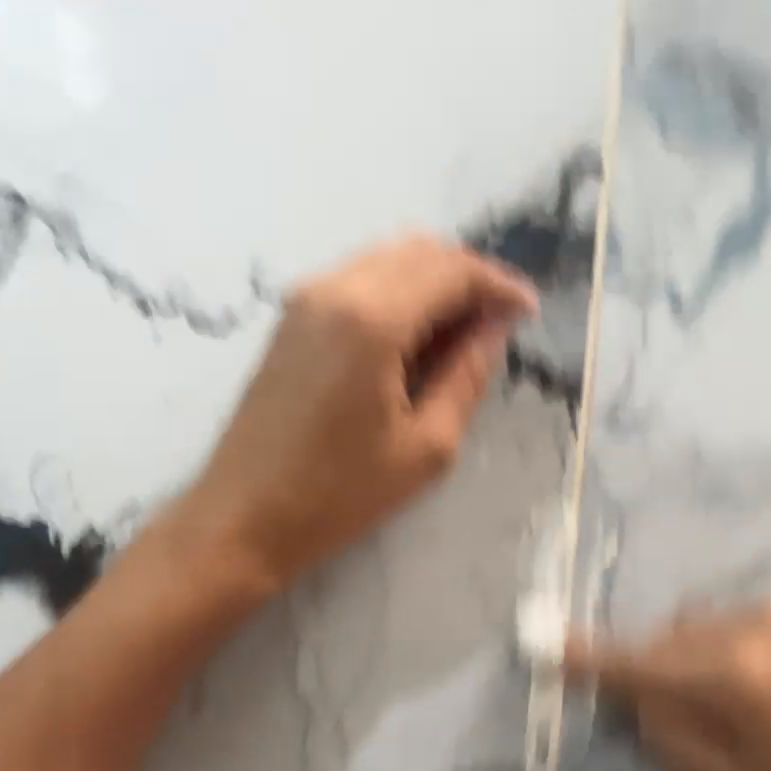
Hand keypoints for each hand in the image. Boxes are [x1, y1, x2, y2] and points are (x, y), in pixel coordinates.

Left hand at [176, 236, 537, 589]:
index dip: (499, 285)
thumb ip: (467, 376)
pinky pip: (357, 281)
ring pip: (386, 260)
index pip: (452, 271)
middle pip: (419, 251)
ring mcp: (304, 300)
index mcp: (373, 318)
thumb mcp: (424, 447)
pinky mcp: (289, 320)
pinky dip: (396, 294)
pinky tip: (413, 339)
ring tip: (460, 336)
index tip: (529, 311)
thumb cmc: (338, 495)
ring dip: (431, 283)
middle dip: (467, 278)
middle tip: (497, 324)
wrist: (241, 519)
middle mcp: (335, 288)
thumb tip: (495, 328)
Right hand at [565, 579, 770, 770]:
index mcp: (737, 675)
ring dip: (728, 650)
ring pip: (728, 617)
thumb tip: (640, 704)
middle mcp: (761, 619)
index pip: (644, 662)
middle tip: (699, 706)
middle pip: (683, 632)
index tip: (552, 644)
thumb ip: (678, 746)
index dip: (594, 658)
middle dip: (674, 663)